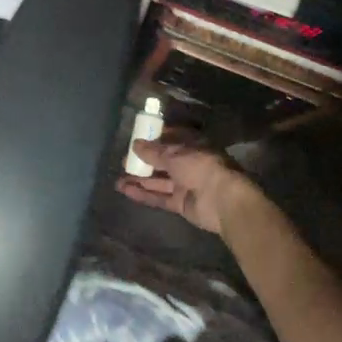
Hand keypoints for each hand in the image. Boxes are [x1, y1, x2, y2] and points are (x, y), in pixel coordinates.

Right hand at [117, 141, 258, 234]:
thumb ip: (153, 151)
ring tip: (118, 179)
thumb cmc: (201, 166)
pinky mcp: (181, 203)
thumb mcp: (174, 154)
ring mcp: (186, 184)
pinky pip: (160, 197)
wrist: (222, 199)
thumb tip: (135, 144)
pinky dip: (144, 194)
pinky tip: (126, 191)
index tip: (136, 140)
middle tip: (123, 162)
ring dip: (140, 180)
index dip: (154, 139)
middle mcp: (189, 164)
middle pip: (163, 161)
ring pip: (159, 181)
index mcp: (192, 146)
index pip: (171, 139)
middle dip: (144, 162)